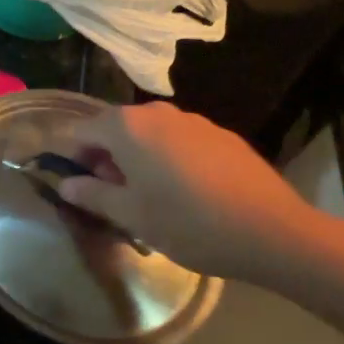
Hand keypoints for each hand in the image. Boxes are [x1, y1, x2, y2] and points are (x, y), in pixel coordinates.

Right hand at [55, 102, 318, 282]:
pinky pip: (181, 141)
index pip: (80, 131)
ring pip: (150, 135)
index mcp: (125, 126)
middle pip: (115, 129)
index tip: (80, 186)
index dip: (72, 157)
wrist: (276, 232)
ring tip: (155, 197)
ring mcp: (192, 120)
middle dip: (108, 158)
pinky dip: (173, 160)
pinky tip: (191, 193)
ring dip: (142, 158)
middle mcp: (154, 112)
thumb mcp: (133, 216)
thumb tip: (66, 184)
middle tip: (117, 197)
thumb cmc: (190, 223)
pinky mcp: (221, 135)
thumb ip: (93, 195)